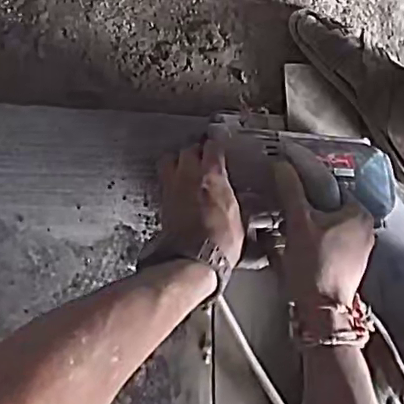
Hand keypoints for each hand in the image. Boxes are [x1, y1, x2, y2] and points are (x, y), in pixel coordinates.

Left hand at [154, 139, 244, 273]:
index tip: (218, 146)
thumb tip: (241, 200)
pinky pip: (163, 179)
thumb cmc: (217, 242)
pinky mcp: (162, 202)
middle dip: (196, 150)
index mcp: (212, 176)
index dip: (216, 144)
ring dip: (177, 159)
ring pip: (169, 159)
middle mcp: (189, 176)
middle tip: (202, 154)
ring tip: (184, 164)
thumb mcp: (239, 218)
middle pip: (188, 149)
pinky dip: (169, 178)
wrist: (193, 260)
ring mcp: (172, 187)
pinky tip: (176, 186)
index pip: (212, 146)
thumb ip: (235, 201)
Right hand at [272, 158, 375, 308]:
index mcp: (359, 214)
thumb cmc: (314, 265)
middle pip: (327, 203)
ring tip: (284, 215)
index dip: (305, 176)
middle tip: (282, 195)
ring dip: (306, 217)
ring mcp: (357, 247)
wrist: (320, 310)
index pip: (329, 183)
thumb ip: (291, 190)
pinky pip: (326, 238)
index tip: (287, 170)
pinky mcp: (346, 262)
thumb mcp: (298, 222)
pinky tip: (294, 236)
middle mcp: (364, 228)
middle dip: (304, 199)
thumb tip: (282, 165)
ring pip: (326, 221)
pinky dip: (311, 233)